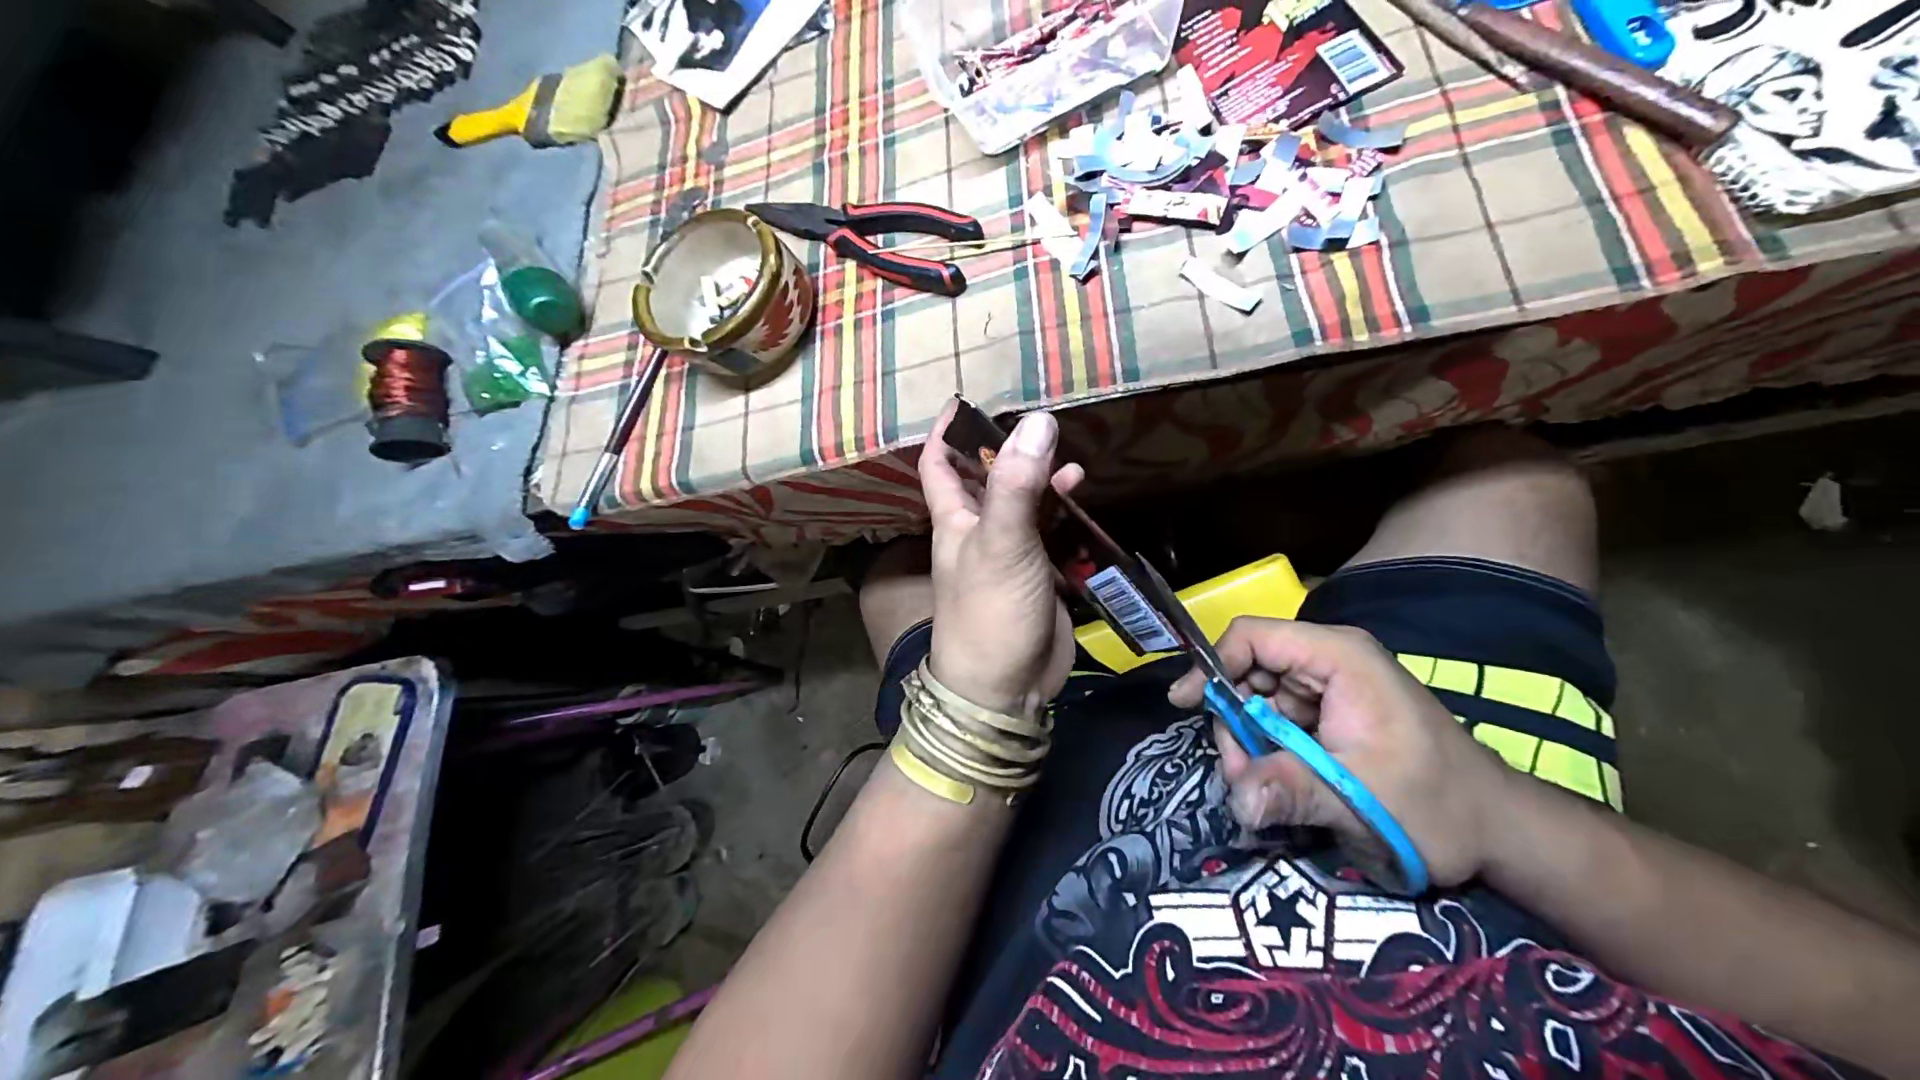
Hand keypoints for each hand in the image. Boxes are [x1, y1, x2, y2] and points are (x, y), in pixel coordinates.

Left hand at [918, 403, 1083, 716]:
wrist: (1006, 687)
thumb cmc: (990, 612)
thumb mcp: (1000, 543)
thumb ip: (1018, 486)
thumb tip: (1038, 421)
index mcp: (954, 520)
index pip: (938, 465)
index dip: (946, 433)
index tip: (963, 402)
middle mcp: (978, 531)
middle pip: (988, 479)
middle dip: (1007, 451)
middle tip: (1037, 422)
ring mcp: (1010, 554)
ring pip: (1024, 504)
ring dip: (1042, 480)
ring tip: (1069, 460)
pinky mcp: (1038, 575)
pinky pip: (1050, 533)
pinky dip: (1064, 514)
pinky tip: (1081, 500)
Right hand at [1168, 618, 1515, 887]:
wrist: (1497, 830)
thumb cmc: (1438, 805)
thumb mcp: (1361, 800)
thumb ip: (1295, 792)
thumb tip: (1237, 800)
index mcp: (1339, 658)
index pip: (1253, 637)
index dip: (1212, 665)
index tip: (1186, 705)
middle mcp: (1329, 662)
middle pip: (1247, 669)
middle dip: (1232, 719)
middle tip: (1240, 772)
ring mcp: (1328, 687)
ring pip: (1255, 698)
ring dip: (1247, 741)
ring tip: (1264, 786)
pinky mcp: (1328, 713)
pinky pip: (1274, 719)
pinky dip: (1265, 749)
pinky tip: (1279, 782)